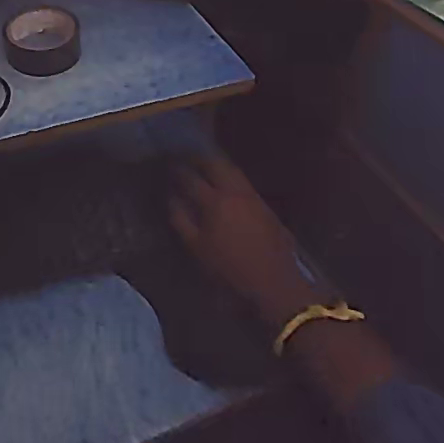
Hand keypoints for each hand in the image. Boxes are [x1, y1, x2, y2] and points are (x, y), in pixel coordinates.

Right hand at [167, 153, 326, 323]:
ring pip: (233, 170)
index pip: (191, 178)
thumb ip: (181, 220)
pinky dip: (231, 176)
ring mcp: (253, 197)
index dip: (177, 170)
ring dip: (217, 165)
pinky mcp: (265, 206)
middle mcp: (234, 192)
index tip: (168, 165)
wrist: (275, 284)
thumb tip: (172, 199)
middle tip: (187, 158)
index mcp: (214, 202)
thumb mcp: (197, 248)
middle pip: (216, 164)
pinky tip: (226, 185)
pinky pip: (244, 182)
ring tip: (206, 166)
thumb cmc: (230, 269)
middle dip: (200, 158)